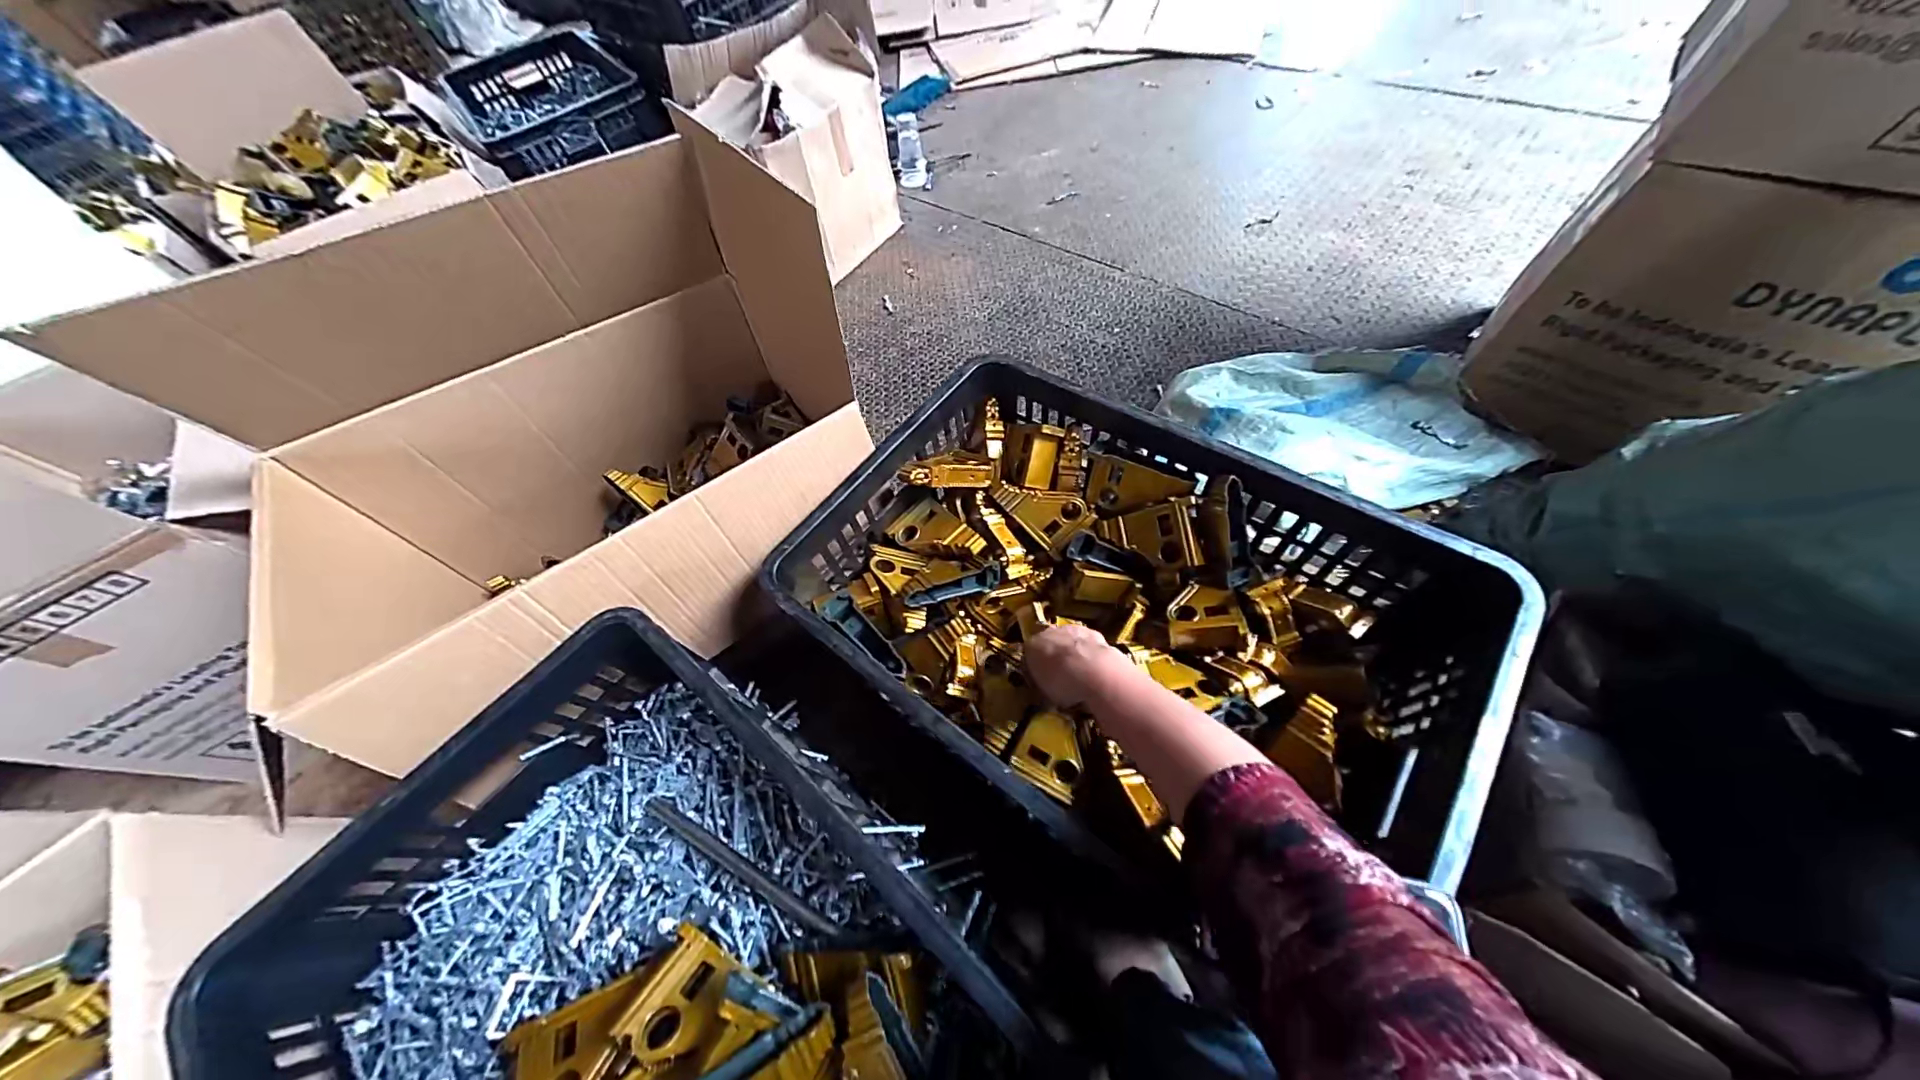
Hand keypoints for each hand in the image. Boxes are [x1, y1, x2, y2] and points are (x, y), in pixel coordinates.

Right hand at [1025, 624, 1130, 707]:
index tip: (1043, 679)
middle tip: (1061, 676)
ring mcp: (1072, 630)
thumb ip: (1043, 683)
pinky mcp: (1093, 632)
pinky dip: (1089, 652)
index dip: (1036, 666)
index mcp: (1032, 646)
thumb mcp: (1044, 692)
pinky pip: (1087, 643)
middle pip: (1049, 643)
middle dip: (1054, 656)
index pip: (1030, 653)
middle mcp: (1049, 633)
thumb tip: (1046, 685)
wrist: (1094, 673)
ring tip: (1081, 674)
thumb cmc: (1063, 685)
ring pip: (1069, 641)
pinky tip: (1096, 668)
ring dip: (1072, 652)